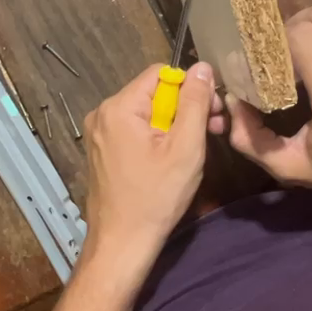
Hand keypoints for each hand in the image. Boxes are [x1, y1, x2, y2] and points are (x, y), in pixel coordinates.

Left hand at [80, 61, 219, 270]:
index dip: (191, 87)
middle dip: (184, 107)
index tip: (212, 111)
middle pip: (152, 93)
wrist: (122, 243)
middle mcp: (102, 114)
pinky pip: (133, 130)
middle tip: (212, 130)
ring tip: (196, 148)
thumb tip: (203, 67)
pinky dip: (155, 138)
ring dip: (173, 124)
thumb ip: (195, 103)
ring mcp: (98, 134)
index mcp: (118, 107)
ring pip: (145, 113)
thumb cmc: (156, 197)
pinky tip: (172, 158)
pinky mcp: (102, 151)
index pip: (160, 74)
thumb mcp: (185, 147)